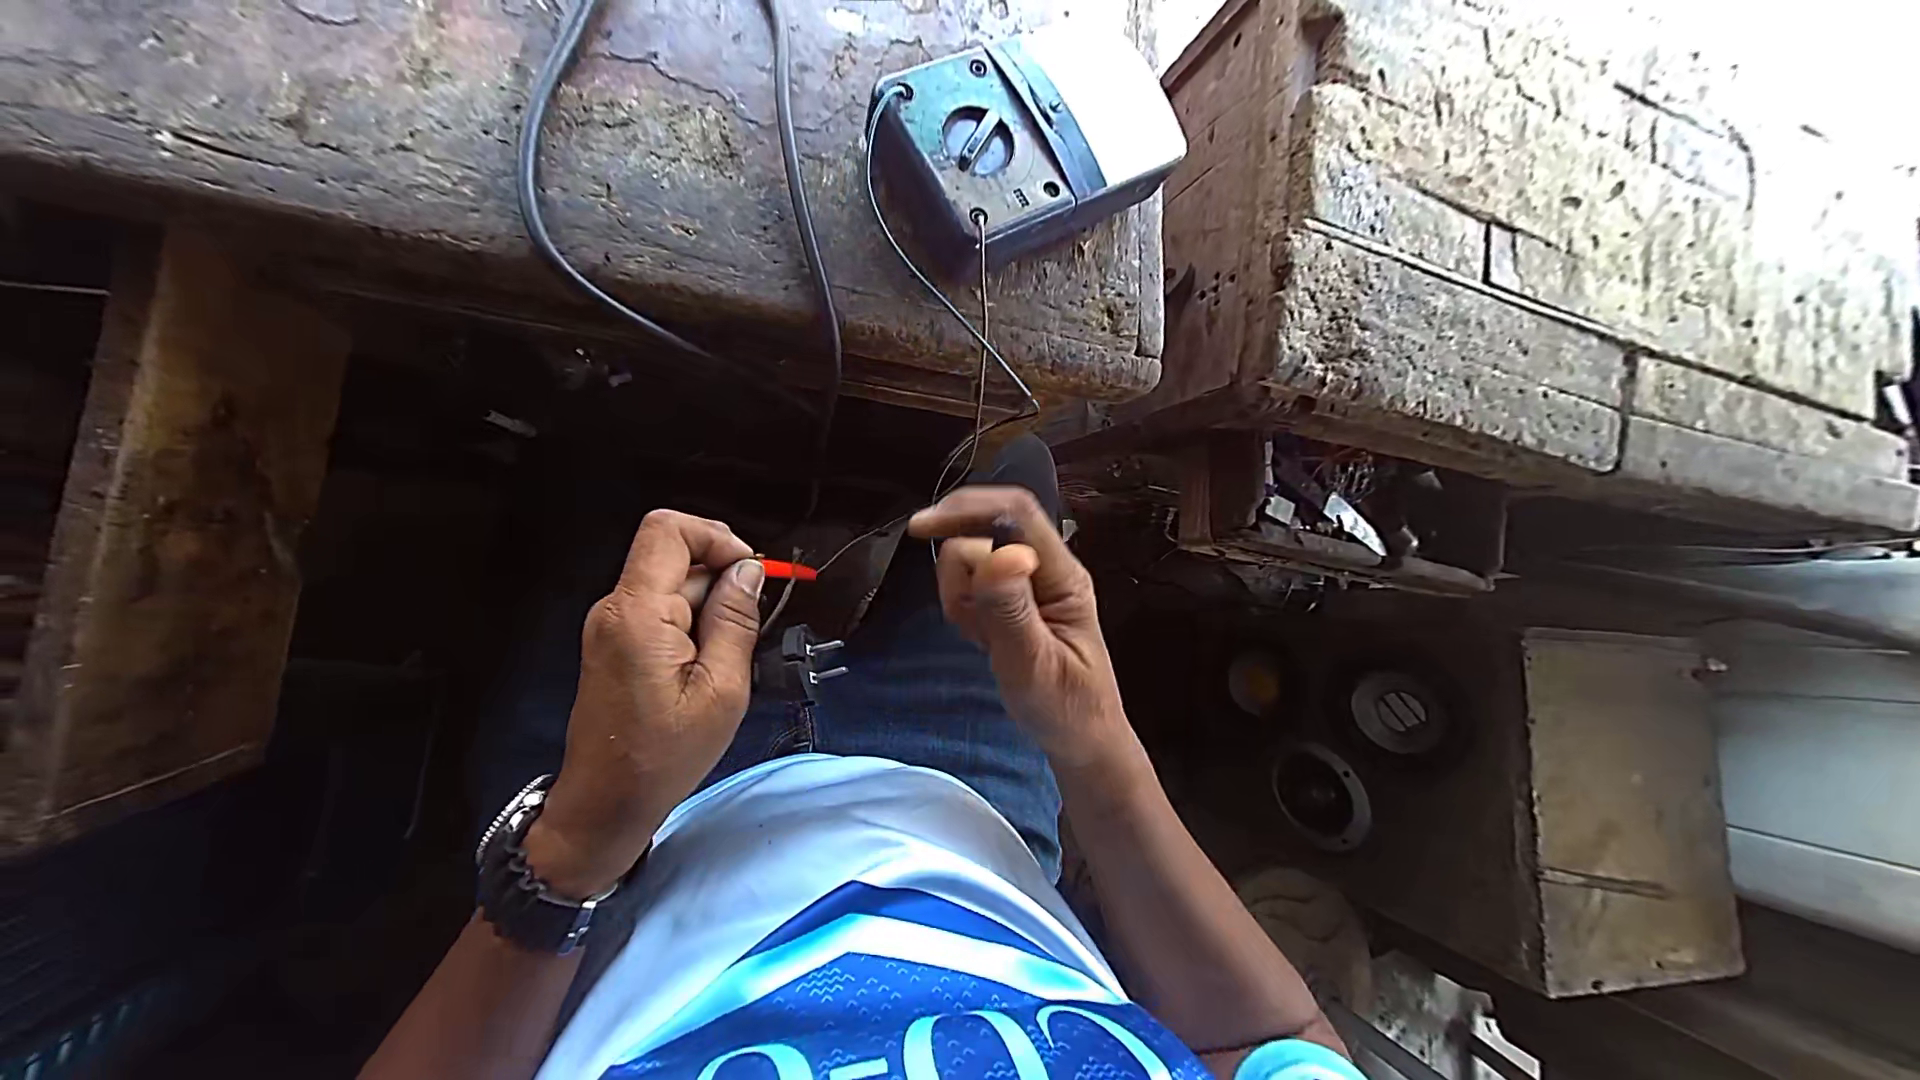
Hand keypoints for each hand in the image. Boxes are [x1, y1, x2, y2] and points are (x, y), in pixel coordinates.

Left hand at [524, 509, 764, 897]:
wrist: (605, 804)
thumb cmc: (664, 755)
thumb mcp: (722, 689)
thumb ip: (736, 620)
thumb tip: (749, 571)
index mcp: (638, 614)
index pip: (668, 529)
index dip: (716, 537)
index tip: (749, 573)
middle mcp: (616, 608)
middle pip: (674, 553)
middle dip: (721, 575)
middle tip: (747, 624)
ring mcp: (611, 624)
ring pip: (672, 580)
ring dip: (711, 601)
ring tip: (727, 652)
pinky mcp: (615, 640)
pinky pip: (661, 606)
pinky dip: (694, 618)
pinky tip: (709, 658)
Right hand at [908, 486, 1128, 769]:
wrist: (1078, 740)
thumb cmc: (1067, 708)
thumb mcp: (1035, 665)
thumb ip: (1011, 610)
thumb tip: (1001, 553)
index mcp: (1062, 575)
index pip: (1016, 513)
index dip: (968, 508)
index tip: (920, 526)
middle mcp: (1042, 569)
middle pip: (983, 532)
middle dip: (961, 573)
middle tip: (970, 623)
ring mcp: (1023, 584)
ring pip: (968, 559)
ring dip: (961, 597)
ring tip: (985, 640)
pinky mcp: (1006, 600)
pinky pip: (965, 587)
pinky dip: (962, 611)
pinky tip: (983, 640)